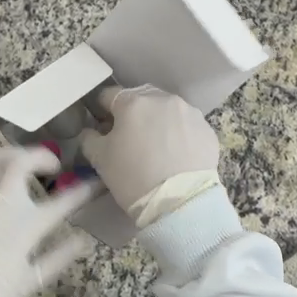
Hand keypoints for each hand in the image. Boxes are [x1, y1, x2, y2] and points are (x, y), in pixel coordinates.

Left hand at [0, 147, 97, 296]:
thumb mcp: (32, 280)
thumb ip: (60, 256)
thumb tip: (85, 241)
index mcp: (26, 224)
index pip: (62, 201)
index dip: (82, 190)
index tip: (92, 184)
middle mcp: (2, 203)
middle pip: (21, 162)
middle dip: (40, 156)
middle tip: (50, 165)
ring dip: (7, 156)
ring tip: (16, 162)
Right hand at [79, 86, 221, 227]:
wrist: (178, 201)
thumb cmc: (132, 177)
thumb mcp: (100, 159)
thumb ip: (89, 139)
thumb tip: (89, 131)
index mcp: (133, 103)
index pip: (110, 95)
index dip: (102, 110)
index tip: (102, 125)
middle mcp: (164, 99)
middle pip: (142, 99)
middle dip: (133, 113)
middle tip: (129, 137)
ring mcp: (189, 112)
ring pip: (167, 110)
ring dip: (158, 122)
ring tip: (155, 147)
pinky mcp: (207, 130)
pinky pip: (186, 126)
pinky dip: (178, 135)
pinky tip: (174, 156)